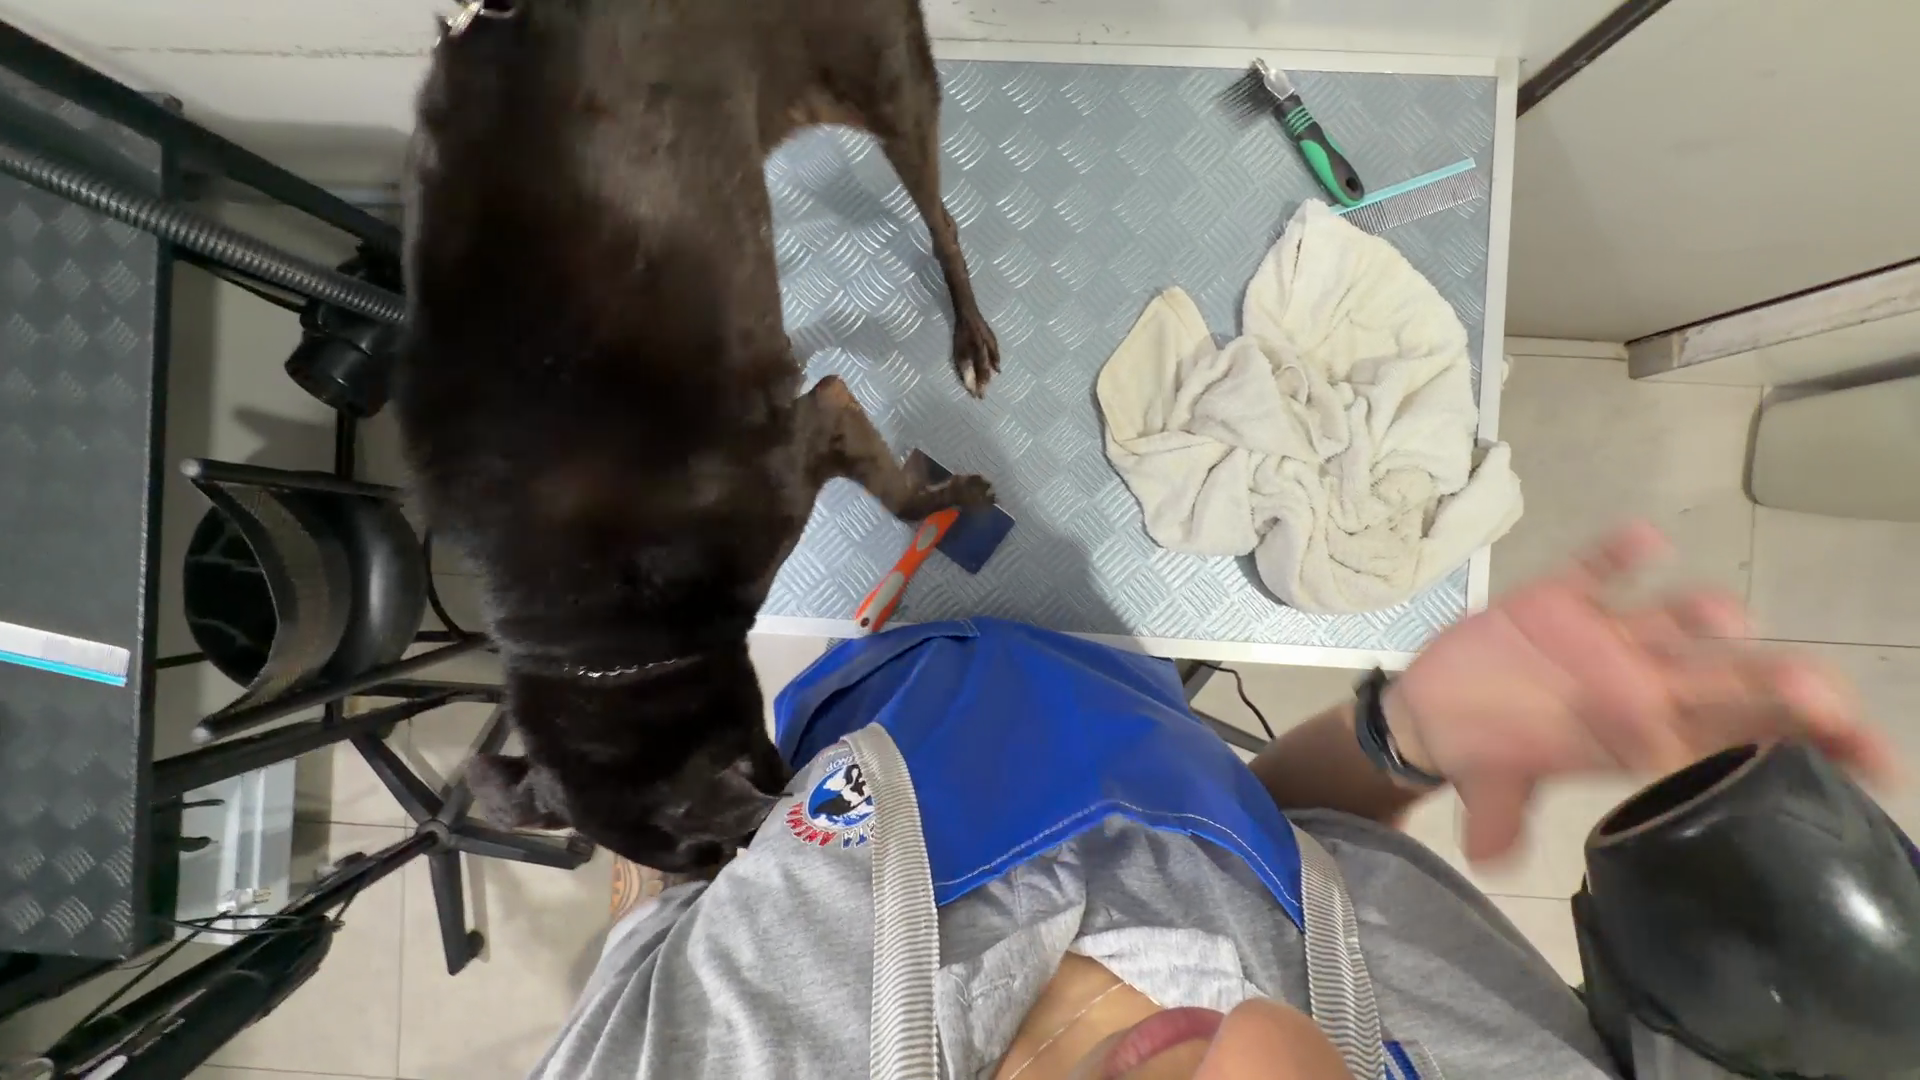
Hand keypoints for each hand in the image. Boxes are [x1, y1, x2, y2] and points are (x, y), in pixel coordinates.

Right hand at [1387, 522, 1896, 862]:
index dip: (1807, 743)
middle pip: (1729, 676)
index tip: (1864, 757)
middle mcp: (1635, 681)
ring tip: (1718, 619)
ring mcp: (1597, 637)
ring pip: (1673, 619)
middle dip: (1782, 684)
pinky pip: (1595, 571)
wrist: (1430, 710)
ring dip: (1703, 615)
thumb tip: (1486, 859)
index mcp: (1635, 732)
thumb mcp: (1490, 786)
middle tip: (1818, 698)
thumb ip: (1500, 817)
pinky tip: (1640, 541)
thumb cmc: (1474, 749)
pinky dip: (1618, 555)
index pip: (1736, 736)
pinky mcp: (1552, 601)